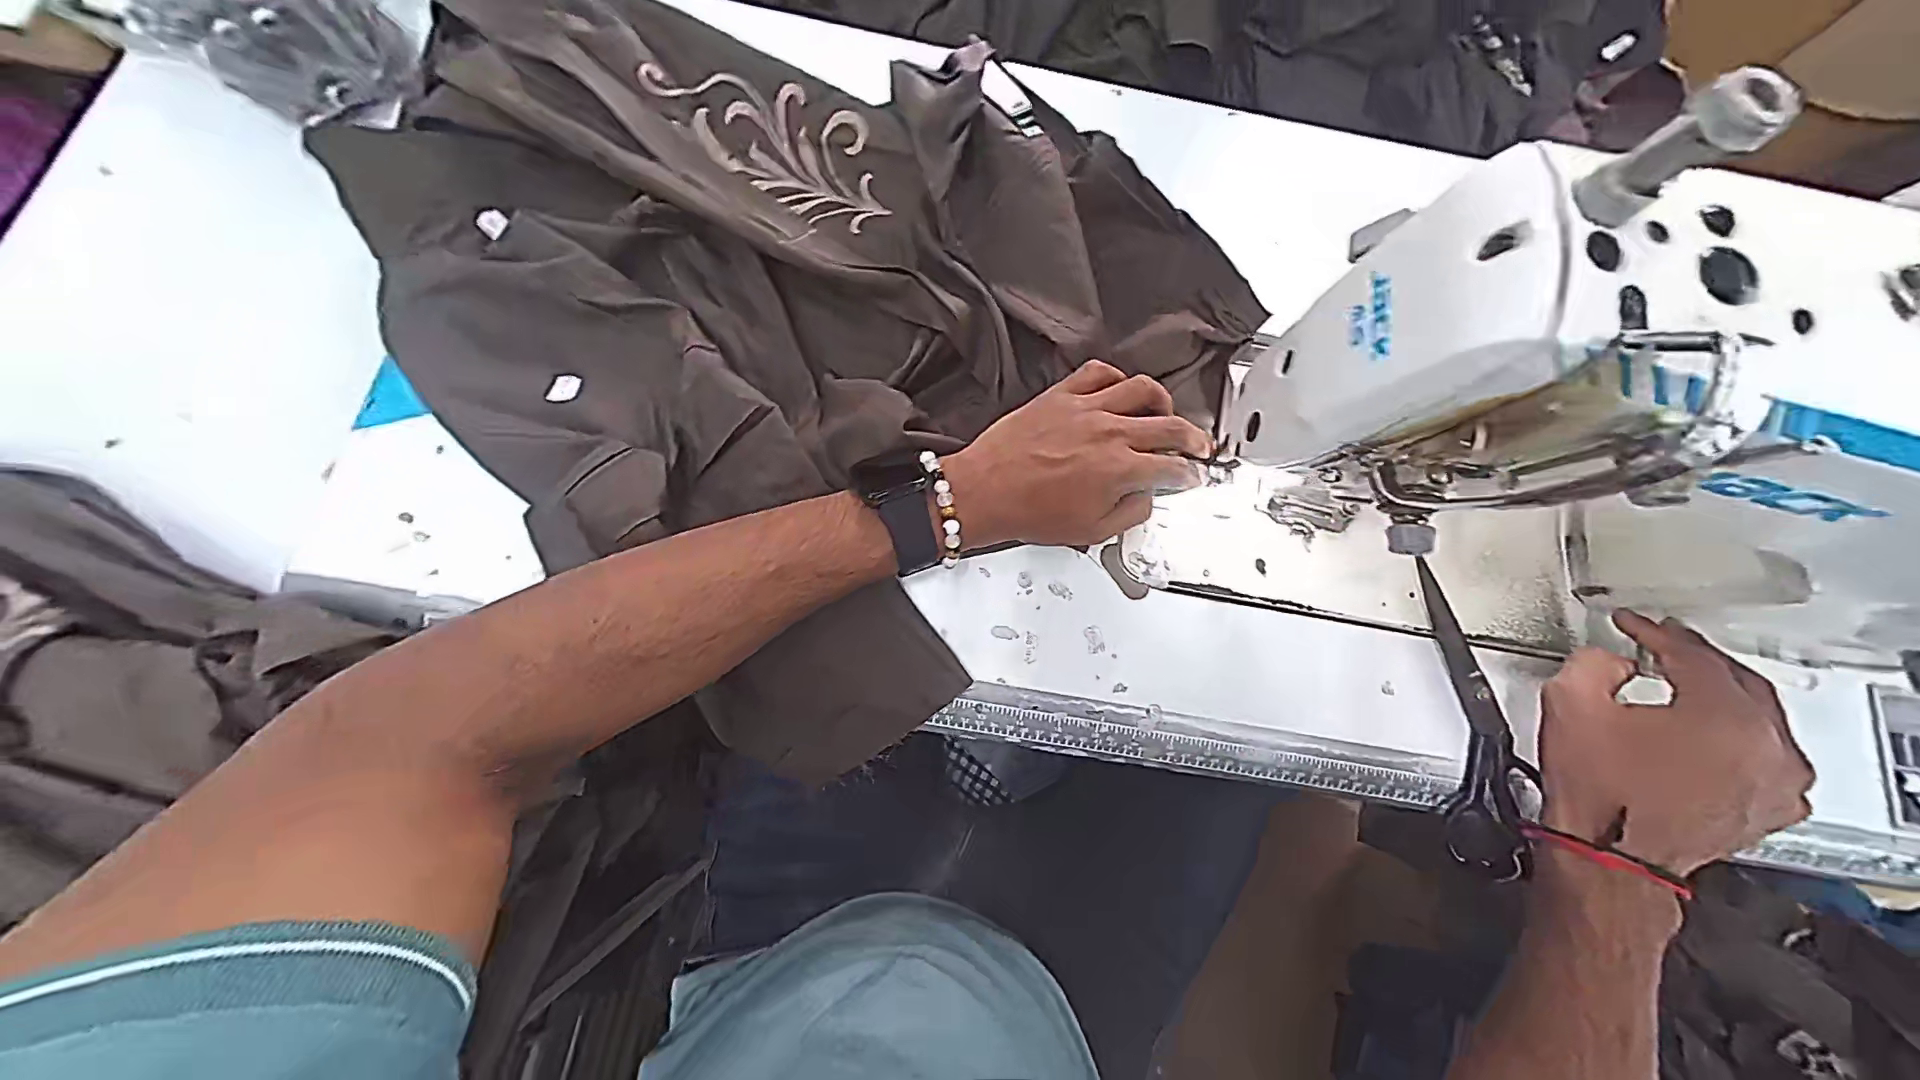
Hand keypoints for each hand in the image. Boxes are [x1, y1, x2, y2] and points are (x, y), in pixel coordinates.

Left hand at [940, 360, 1209, 548]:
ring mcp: (1085, 409)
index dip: (1188, 474)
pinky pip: (1098, 373)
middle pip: (1170, 426)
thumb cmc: (1027, 511)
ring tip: (1168, 410)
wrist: (984, 492)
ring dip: (1164, 401)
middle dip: (1193, 438)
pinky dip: (1116, 377)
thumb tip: (1146, 497)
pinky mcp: (1061, 396)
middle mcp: (1108, 433)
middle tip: (1198, 446)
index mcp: (1119, 469)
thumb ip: (1129, 513)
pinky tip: (1120, 388)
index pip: (1171, 467)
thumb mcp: (1090, 531)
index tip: (1190, 476)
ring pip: (1142, 389)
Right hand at [1539, 610, 1813, 875]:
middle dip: (1694, 657)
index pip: (1692, 655)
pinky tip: (1700, 731)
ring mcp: (1777, 782)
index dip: (1654, 633)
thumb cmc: (1597, 789)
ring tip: (1681, 682)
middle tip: (1662, 642)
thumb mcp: (1568, 702)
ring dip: (1719, 694)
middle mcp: (1769, 748)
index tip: (1633, 625)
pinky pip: (1763, 754)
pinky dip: (1733, 734)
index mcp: (1725, 718)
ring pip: (1757, 718)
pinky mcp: (1770, 806)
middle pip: (1738, 682)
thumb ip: (1592, 662)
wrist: (1609, 851)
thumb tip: (1613, 661)